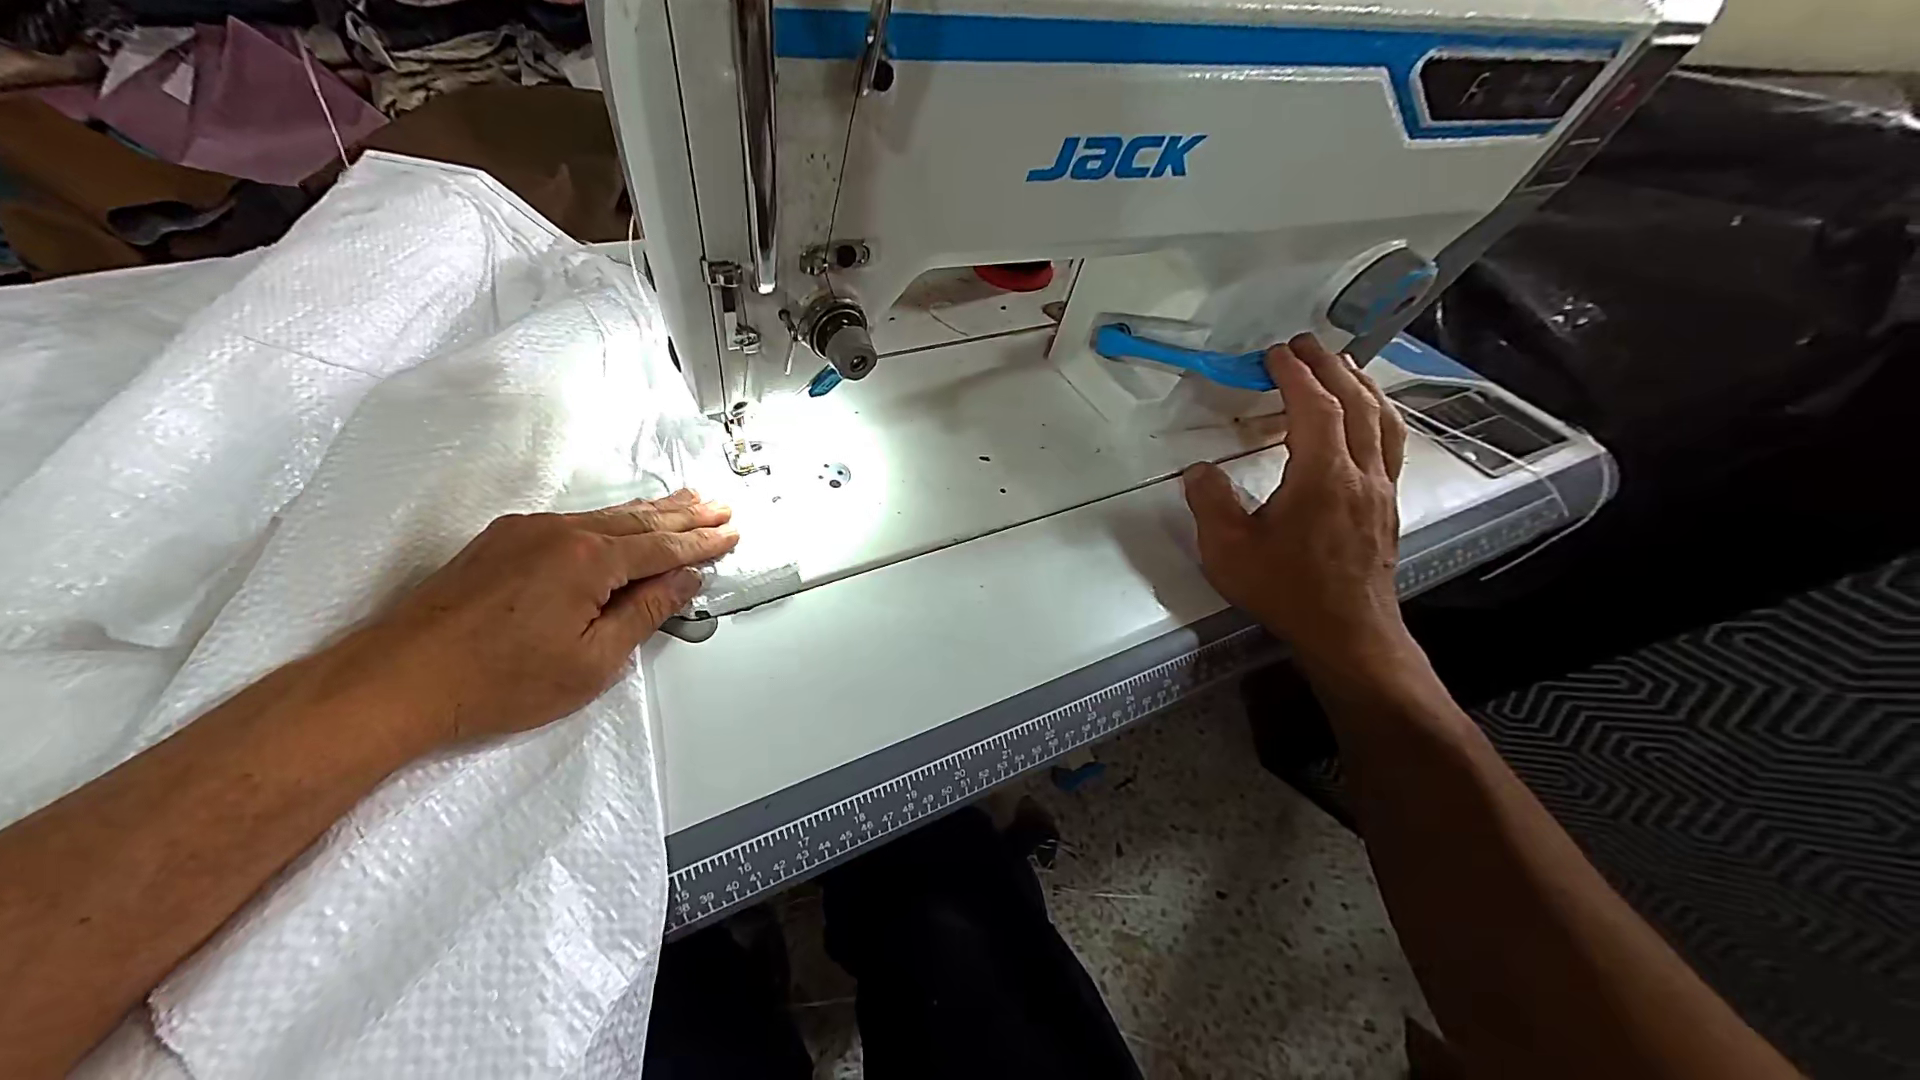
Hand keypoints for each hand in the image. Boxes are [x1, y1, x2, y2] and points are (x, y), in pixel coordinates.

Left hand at [339, 489, 737, 744]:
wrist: (395, 682)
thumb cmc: (496, 681)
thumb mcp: (593, 660)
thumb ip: (645, 612)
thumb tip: (683, 580)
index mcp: (588, 560)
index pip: (664, 546)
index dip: (702, 542)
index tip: (730, 534)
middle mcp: (559, 532)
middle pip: (641, 519)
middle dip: (685, 514)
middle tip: (719, 506)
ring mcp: (526, 531)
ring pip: (607, 515)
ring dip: (652, 510)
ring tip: (685, 500)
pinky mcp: (502, 540)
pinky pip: (575, 520)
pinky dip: (612, 519)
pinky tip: (624, 520)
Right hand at [1183, 333, 1413, 678]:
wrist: (1347, 632)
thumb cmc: (1286, 590)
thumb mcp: (1229, 550)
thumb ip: (1210, 503)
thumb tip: (1199, 470)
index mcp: (1322, 476)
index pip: (1314, 408)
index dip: (1295, 375)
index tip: (1276, 354)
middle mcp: (1361, 473)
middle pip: (1355, 403)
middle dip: (1330, 367)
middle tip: (1306, 345)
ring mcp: (1381, 489)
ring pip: (1382, 420)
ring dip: (1361, 386)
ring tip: (1342, 368)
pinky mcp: (1387, 506)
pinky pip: (1390, 443)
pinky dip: (1378, 415)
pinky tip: (1367, 419)